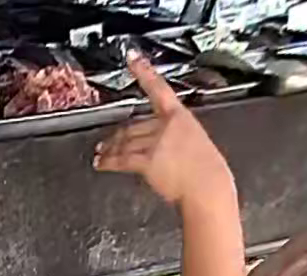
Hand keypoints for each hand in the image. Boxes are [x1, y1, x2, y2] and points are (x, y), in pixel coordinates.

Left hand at [94, 53, 234, 207]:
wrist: (206, 186)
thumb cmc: (206, 170)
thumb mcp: (195, 141)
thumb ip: (176, 138)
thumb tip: (161, 148)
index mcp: (179, 115)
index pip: (158, 88)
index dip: (143, 71)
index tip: (131, 58)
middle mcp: (166, 125)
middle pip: (134, 126)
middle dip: (117, 136)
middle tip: (106, 142)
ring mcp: (156, 142)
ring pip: (126, 143)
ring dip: (110, 149)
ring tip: (100, 155)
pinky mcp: (148, 161)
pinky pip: (123, 159)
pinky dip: (109, 162)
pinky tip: (102, 164)